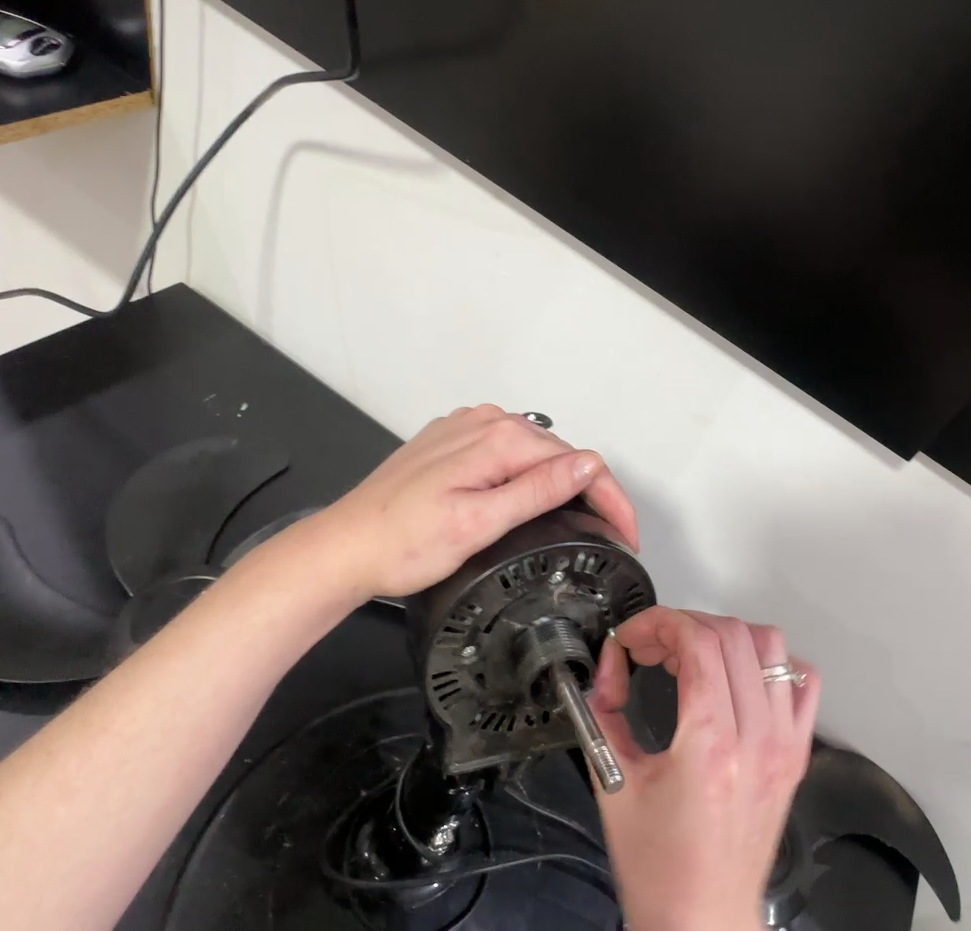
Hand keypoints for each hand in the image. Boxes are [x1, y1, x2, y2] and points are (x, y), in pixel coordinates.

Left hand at [247, 404, 638, 607]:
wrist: (344, 548)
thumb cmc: (402, 544)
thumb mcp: (480, 523)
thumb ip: (537, 489)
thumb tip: (588, 465)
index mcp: (497, 438)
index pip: (577, 461)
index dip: (610, 498)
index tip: (626, 533)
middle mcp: (485, 421)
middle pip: (559, 452)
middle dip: (590, 488)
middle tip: (610, 532)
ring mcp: (465, 428)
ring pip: (534, 450)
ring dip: (561, 479)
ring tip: (581, 517)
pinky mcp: (451, 442)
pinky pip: (506, 449)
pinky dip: (528, 471)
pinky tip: (531, 495)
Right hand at [588, 607, 820, 930]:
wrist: (702, 918)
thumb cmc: (660, 867)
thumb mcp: (614, 784)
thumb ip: (604, 713)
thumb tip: (609, 666)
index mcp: (711, 743)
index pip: (697, 642)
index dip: (658, 623)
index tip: (633, 636)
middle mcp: (757, 737)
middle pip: (731, 634)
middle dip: (683, 624)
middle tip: (651, 647)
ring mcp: (784, 743)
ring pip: (771, 646)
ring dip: (725, 636)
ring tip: (691, 655)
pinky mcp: (796, 754)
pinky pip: (802, 682)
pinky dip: (772, 662)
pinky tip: (739, 675)